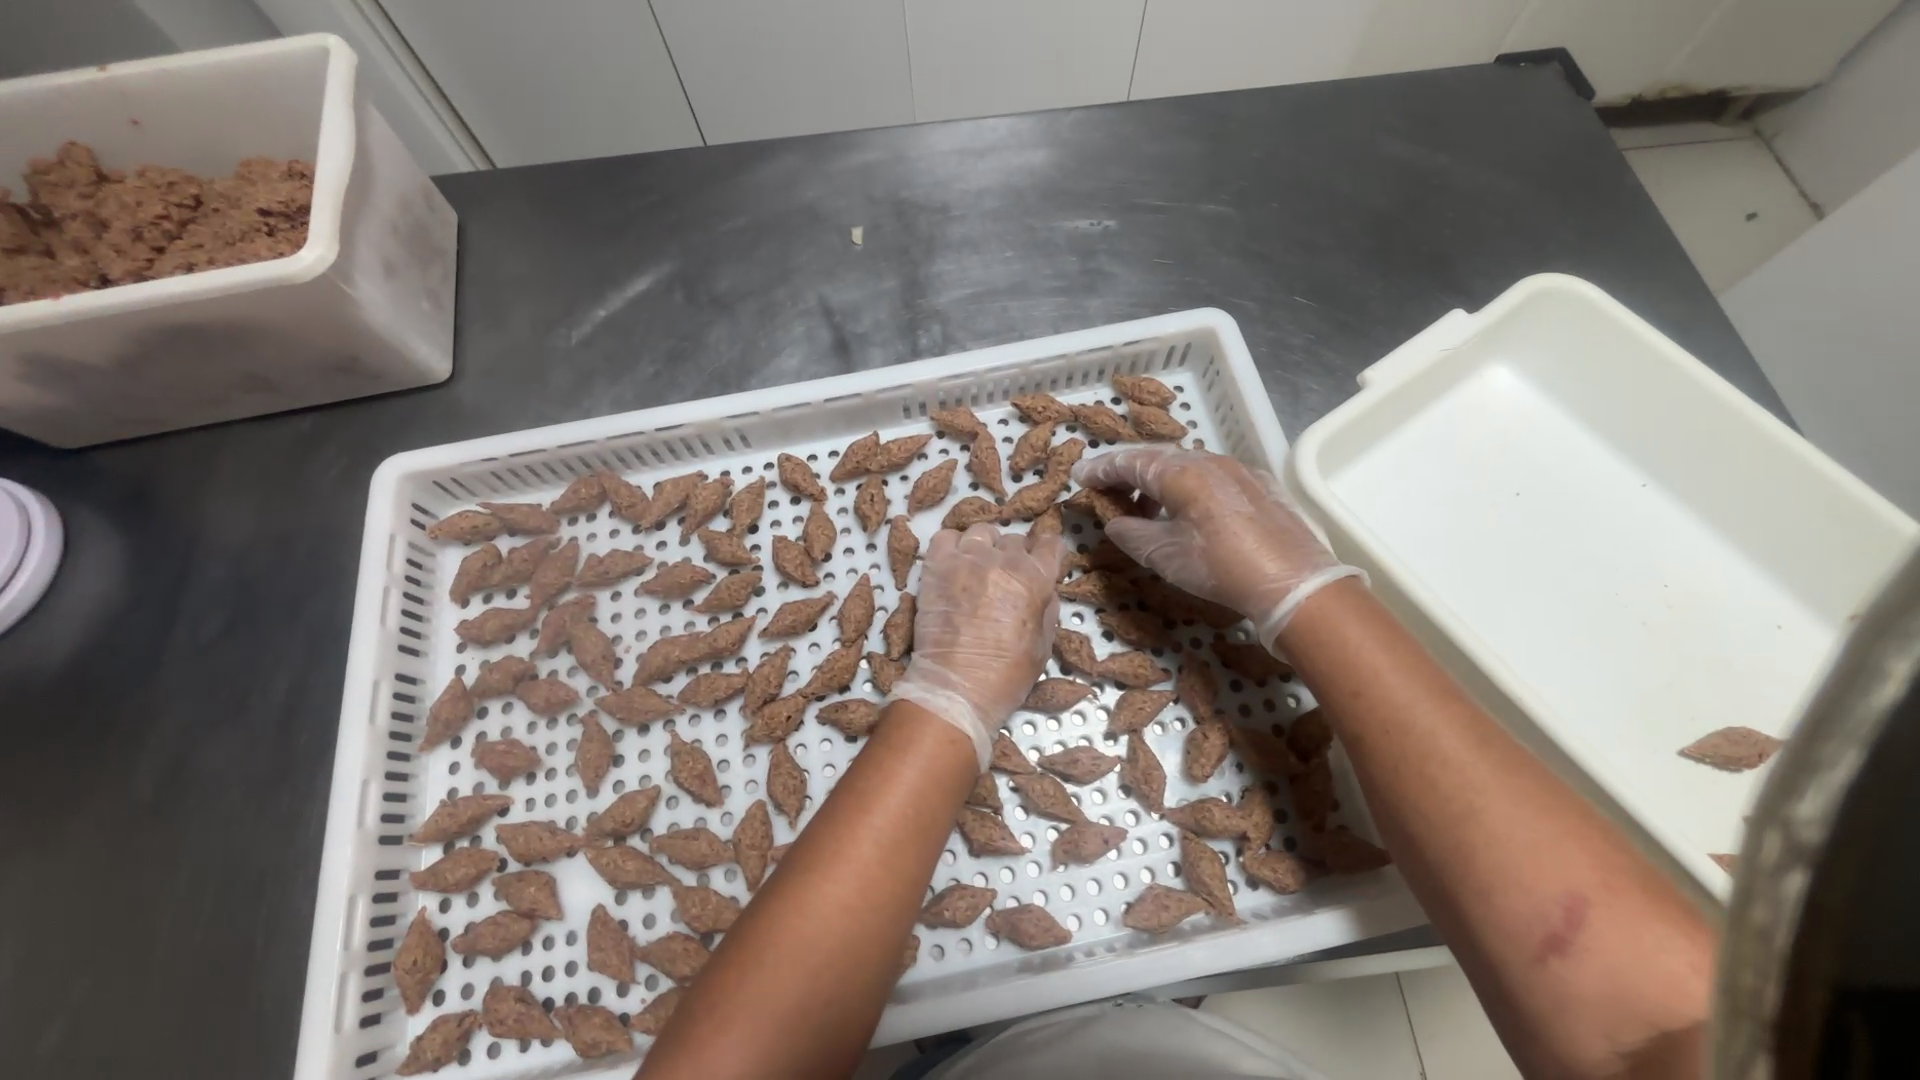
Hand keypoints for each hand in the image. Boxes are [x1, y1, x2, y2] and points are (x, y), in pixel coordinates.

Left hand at [889, 523, 1065, 768]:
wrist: (958, 687)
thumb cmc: (1007, 674)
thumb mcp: (1045, 643)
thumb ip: (1047, 606)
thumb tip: (1043, 588)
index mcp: (1036, 578)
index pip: (1050, 543)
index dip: (1047, 551)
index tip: (1041, 559)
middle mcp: (1004, 561)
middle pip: (1014, 540)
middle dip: (1014, 556)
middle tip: (1005, 578)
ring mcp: (968, 559)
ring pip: (981, 532)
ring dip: (984, 547)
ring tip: (977, 568)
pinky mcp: (937, 565)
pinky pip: (946, 537)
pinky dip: (952, 546)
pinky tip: (953, 565)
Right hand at [1071, 447, 1362, 649]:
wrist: (1293, 582)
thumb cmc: (1220, 566)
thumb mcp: (1163, 555)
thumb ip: (1131, 534)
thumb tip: (1115, 523)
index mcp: (1180, 472)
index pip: (1129, 461)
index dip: (1101, 469)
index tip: (1079, 476)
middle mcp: (1208, 461)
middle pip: (1157, 459)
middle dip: (1127, 474)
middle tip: (1106, 491)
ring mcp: (1238, 470)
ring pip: (1186, 467)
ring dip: (1158, 484)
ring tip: (1144, 512)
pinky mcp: (1259, 486)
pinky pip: (1211, 477)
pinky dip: (1187, 489)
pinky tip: (1186, 513)